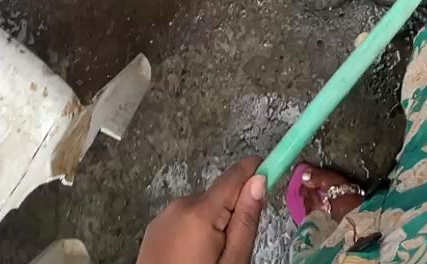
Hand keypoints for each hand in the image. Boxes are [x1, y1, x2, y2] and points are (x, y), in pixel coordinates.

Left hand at [137, 157, 265, 263]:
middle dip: (232, 214)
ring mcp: (163, 216)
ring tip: (210, 261)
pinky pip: (184, 220)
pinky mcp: (153, 229)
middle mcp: (179, 204)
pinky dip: (194, 233)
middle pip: (219, 196)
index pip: (234, 175)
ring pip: (202, 209)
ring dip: (213, 226)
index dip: (255, 172)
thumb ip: (245, 222)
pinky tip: (191, 260)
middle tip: (234, 250)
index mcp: (200, 211)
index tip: (272, 175)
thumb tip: (259, 180)